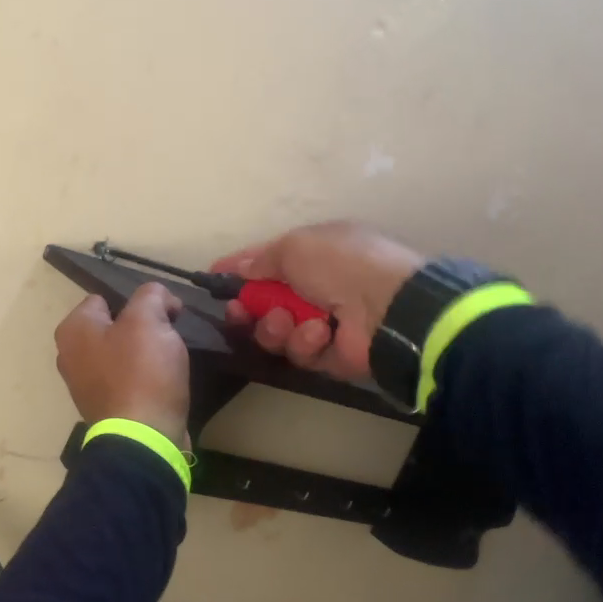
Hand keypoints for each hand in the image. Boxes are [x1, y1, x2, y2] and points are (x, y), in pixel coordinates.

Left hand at [53, 282, 190, 445]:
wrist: (142, 438)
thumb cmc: (140, 372)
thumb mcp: (148, 320)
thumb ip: (151, 296)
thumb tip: (159, 298)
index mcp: (72, 329)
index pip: (105, 298)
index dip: (139, 303)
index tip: (166, 316)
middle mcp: (69, 354)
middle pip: (114, 327)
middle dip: (142, 329)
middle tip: (167, 340)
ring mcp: (84, 383)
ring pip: (121, 353)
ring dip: (144, 355)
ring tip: (167, 364)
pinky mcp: (103, 406)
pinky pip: (126, 380)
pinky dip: (142, 380)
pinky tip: (161, 386)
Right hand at [210, 221, 425, 381]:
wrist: (390, 308)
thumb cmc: (342, 264)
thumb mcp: (295, 246)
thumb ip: (260, 258)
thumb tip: (238, 268)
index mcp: (315, 254)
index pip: (266, 261)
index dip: (238, 269)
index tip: (212, 277)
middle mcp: (317, 287)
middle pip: (264, 303)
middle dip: (247, 307)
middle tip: (238, 311)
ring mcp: (323, 323)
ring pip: (275, 331)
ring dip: (275, 326)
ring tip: (289, 321)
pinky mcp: (329, 355)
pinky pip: (299, 352)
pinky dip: (305, 342)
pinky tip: (320, 333)